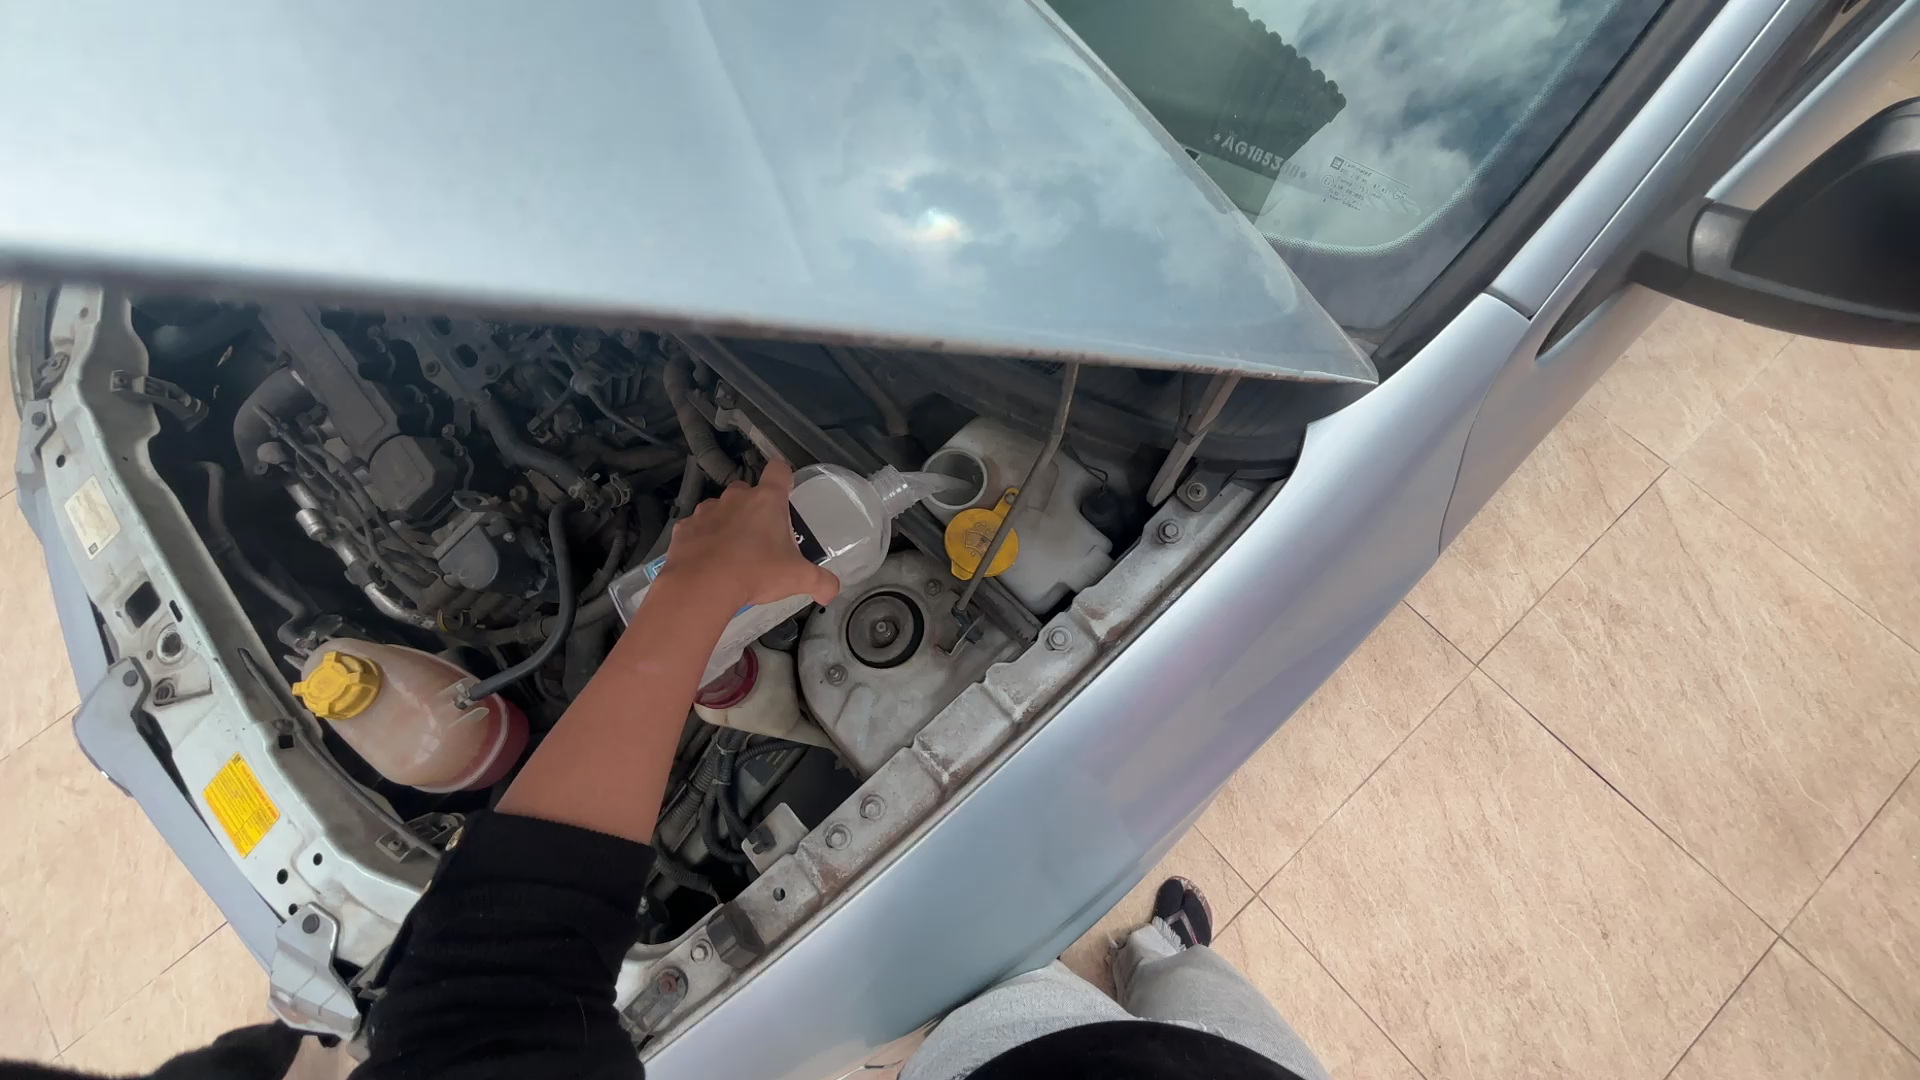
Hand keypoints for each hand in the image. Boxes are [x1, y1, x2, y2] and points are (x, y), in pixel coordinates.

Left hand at [654, 459, 840, 611]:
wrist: (701, 587)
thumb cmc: (756, 573)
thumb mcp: (798, 579)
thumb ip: (821, 582)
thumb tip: (832, 592)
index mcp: (768, 500)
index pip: (779, 470)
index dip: (784, 478)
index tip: (787, 495)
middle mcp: (736, 497)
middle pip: (749, 491)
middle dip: (755, 509)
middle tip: (763, 538)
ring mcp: (707, 510)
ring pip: (721, 508)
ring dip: (728, 523)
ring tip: (733, 553)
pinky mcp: (684, 528)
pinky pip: (697, 528)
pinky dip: (703, 540)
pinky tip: (708, 562)